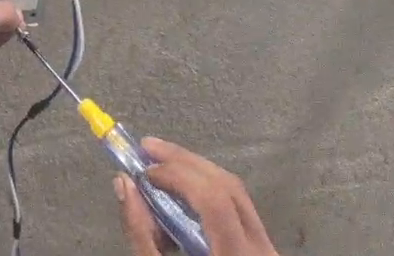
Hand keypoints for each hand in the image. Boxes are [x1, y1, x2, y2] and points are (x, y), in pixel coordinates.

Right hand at [116, 138, 277, 255]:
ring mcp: (269, 251)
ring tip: (158, 165)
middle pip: (227, 186)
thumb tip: (124, 183)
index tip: (143, 172)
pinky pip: (237, 209)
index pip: (214, 200)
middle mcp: (263, 252)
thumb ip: (141, 234)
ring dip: (193, 171)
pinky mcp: (264, 251)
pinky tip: (180, 194)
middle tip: (145, 148)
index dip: (177, 175)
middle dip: (183, 160)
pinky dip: (205, 193)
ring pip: (235, 193)